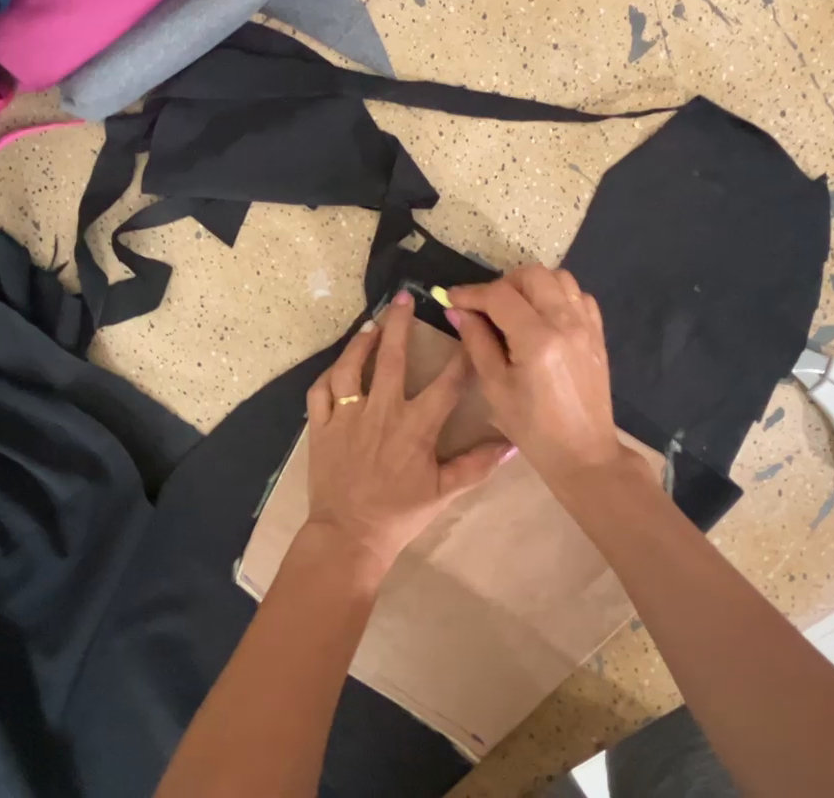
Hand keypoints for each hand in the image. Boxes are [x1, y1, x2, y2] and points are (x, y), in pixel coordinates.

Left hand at [302, 290, 514, 579]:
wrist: (349, 535)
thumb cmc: (400, 515)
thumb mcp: (444, 492)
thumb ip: (477, 465)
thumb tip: (513, 444)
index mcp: (415, 426)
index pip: (446, 383)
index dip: (462, 356)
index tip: (470, 331)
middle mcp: (381, 412)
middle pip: (392, 358)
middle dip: (400, 324)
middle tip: (404, 298)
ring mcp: (347, 416)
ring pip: (351, 367)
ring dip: (361, 342)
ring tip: (372, 323)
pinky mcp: (321, 426)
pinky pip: (321, 391)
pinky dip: (328, 374)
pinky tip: (338, 364)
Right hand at [447, 266, 642, 487]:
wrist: (583, 452)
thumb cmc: (532, 427)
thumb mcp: (495, 387)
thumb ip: (476, 342)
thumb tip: (457, 311)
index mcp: (538, 340)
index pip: (499, 296)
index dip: (471, 293)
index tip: (452, 298)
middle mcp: (566, 323)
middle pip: (532, 275)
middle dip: (502, 284)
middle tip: (485, 307)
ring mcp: (586, 326)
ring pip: (559, 278)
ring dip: (531, 285)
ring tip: (514, 308)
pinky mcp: (597, 333)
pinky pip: (578, 296)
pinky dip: (557, 296)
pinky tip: (542, 317)